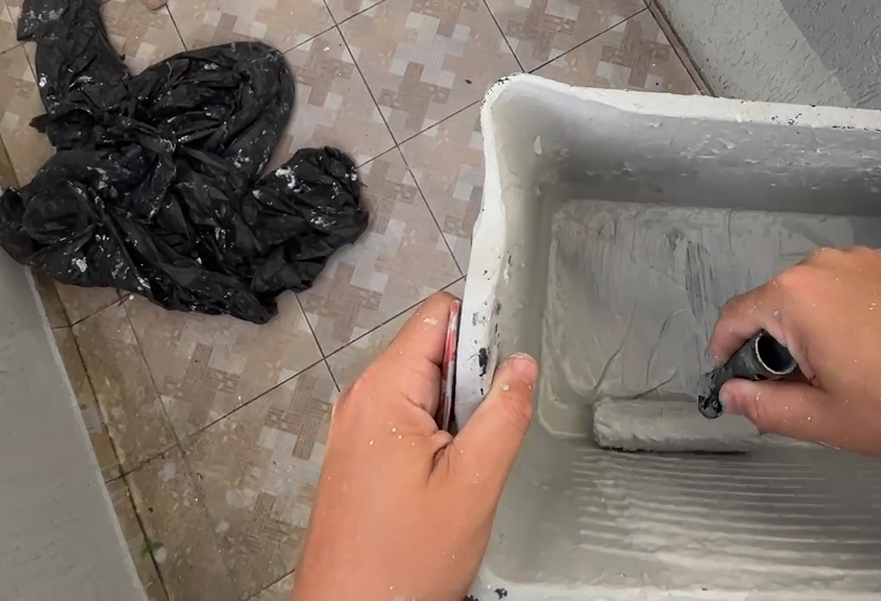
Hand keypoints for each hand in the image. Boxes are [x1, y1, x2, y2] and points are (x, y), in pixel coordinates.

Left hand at [291, 292, 536, 600]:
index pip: (440, 314)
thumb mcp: (471, 486)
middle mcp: (363, 397)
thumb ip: (503, 414)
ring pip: (429, 384)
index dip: (479, 326)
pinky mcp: (363, 449)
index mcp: (383, 390)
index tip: (503, 361)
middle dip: (471, 381)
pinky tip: (442, 476)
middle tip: (478, 436)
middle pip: (436, 349)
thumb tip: (521, 364)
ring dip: (457, 412)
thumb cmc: (398, 566)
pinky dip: (439, 432)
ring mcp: (360, 424)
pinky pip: (412, 414)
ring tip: (459, 465)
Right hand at [707, 246, 880, 461]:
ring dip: (812, 322)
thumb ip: (764, 405)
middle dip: (775, 340)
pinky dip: (847, 307)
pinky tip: (878, 342)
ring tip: (845, 365)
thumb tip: (729, 393)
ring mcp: (860, 257)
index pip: (736, 315)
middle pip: (776, 300)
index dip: (725, 347)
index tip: (732, 377)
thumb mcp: (824, 420)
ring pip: (814, 290)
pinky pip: (850, 282)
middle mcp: (821, 264)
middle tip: (800, 385)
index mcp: (795, 297)